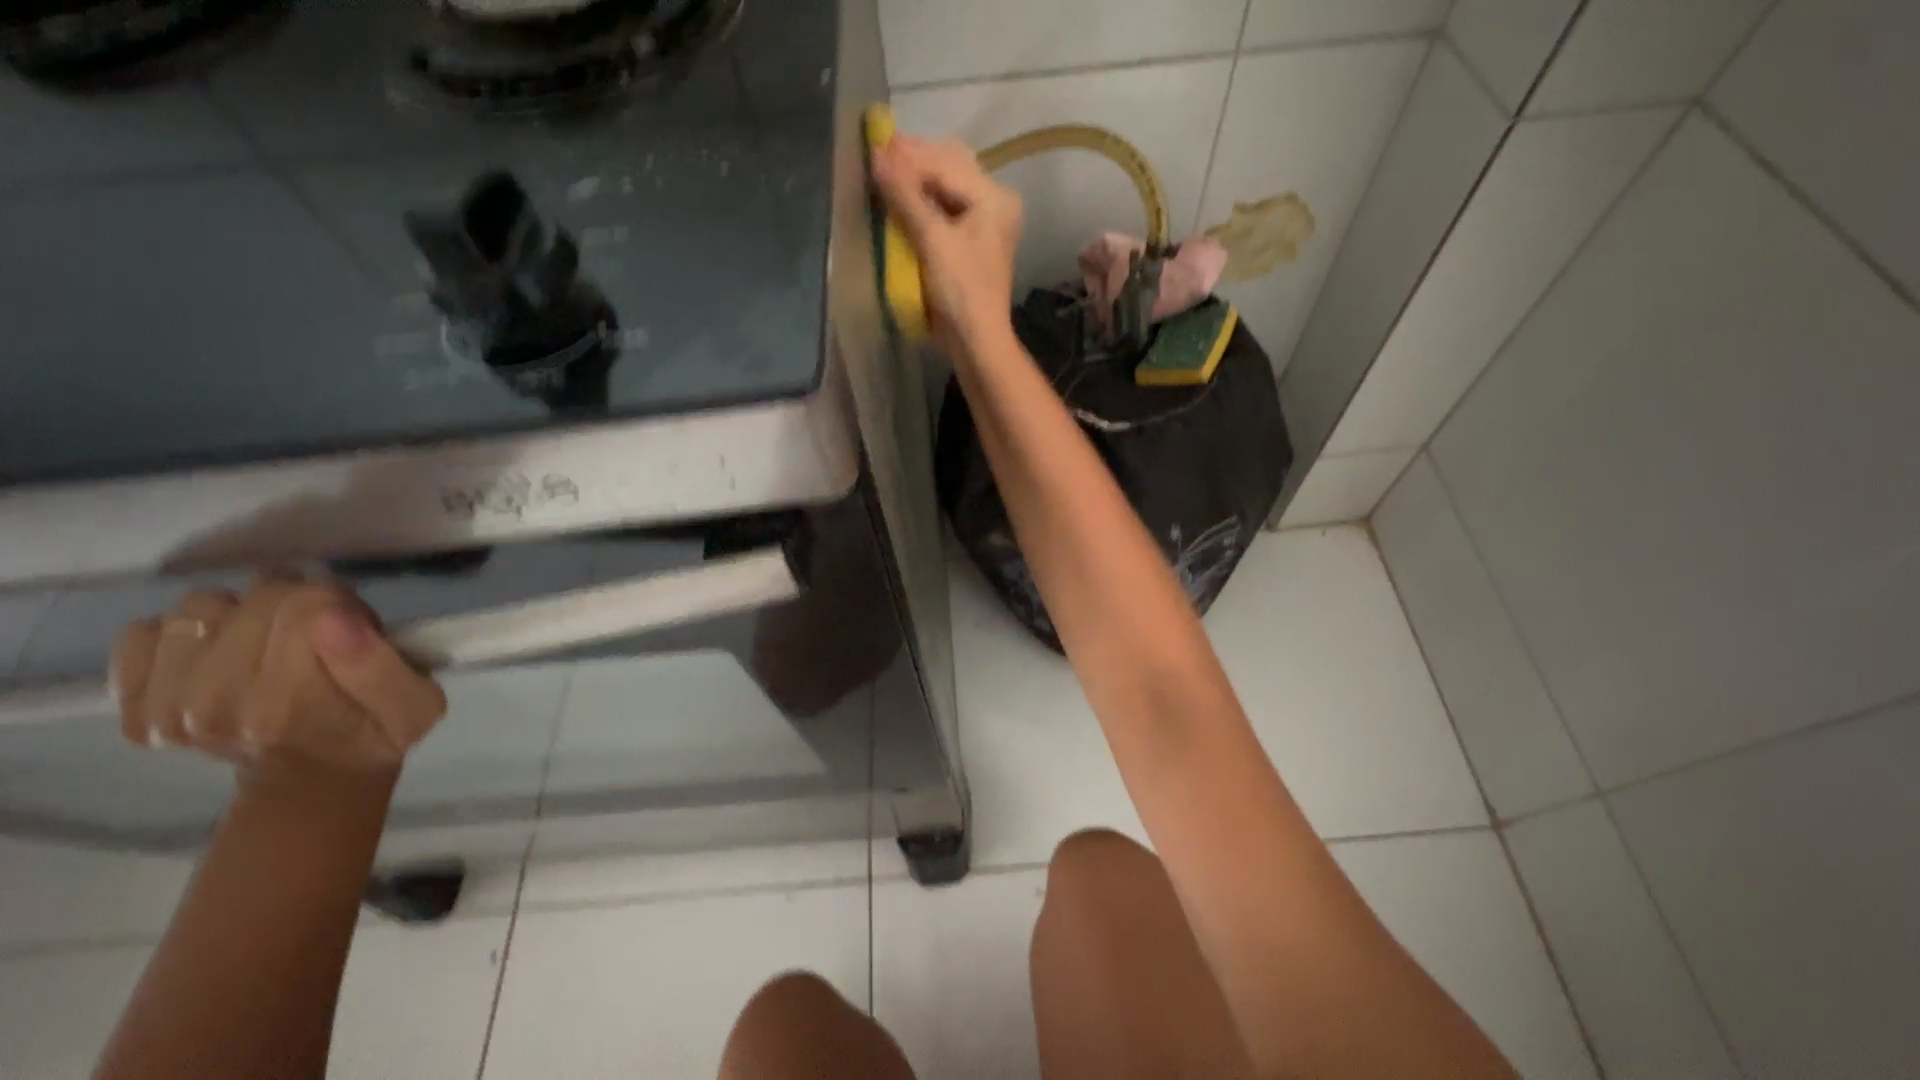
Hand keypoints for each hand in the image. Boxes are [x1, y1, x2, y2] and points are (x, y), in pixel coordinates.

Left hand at [111, 577, 447, 785]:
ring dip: (236, 616)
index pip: (305, 606)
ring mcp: (168, 711)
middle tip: (313, 634)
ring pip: (198, 609)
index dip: (337, 602)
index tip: (353, 626)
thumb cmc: (373, 735)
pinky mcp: (137, 712)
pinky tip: (213, 657)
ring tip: (264, 643)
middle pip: (252, 601)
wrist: (313, 784)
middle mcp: (214, 706)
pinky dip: (178, 636)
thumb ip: (382, 664)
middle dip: (291, 604)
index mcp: (285, 702)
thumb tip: (332, 618)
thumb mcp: (416, 705)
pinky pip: (140, 637)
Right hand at [871, 134, 1022, 352]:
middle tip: (874, 154)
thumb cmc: (960, 291)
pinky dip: (920, 199)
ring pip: (945, 184)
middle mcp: (994, 201)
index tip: (872, 144)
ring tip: (881, 172)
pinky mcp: (970, 238)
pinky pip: (943, 205)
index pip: (945, 162)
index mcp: (994, 197)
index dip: (908, 154)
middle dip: (912, 160)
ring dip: (914, 178)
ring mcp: (984, 220)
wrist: (975, 341)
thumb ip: (905, 194)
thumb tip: (877, 152)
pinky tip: (897, 197)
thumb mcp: (931, 240)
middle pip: (949, 166)